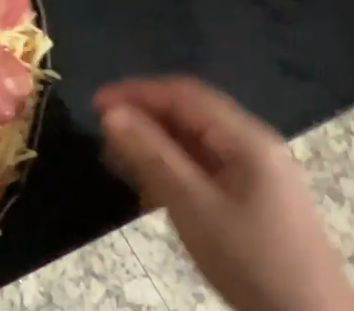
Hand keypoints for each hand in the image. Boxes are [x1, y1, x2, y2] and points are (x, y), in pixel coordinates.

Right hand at [94, 77, 353, 310]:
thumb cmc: (252, 261)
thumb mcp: (192, 206)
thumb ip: (150, 154)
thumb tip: (111, 113)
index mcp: (247, 139)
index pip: (183, 94)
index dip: (136, 92)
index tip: (95, 105)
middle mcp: (254, 147)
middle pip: (190, 115)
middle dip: (144, 120)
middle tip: (104, 137)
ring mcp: (258, 174)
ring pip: (196, 143)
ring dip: (155, 147)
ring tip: (121, 165)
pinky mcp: (255, 200)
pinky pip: (206, 168)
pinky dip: (174, 170)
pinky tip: (153, 191)